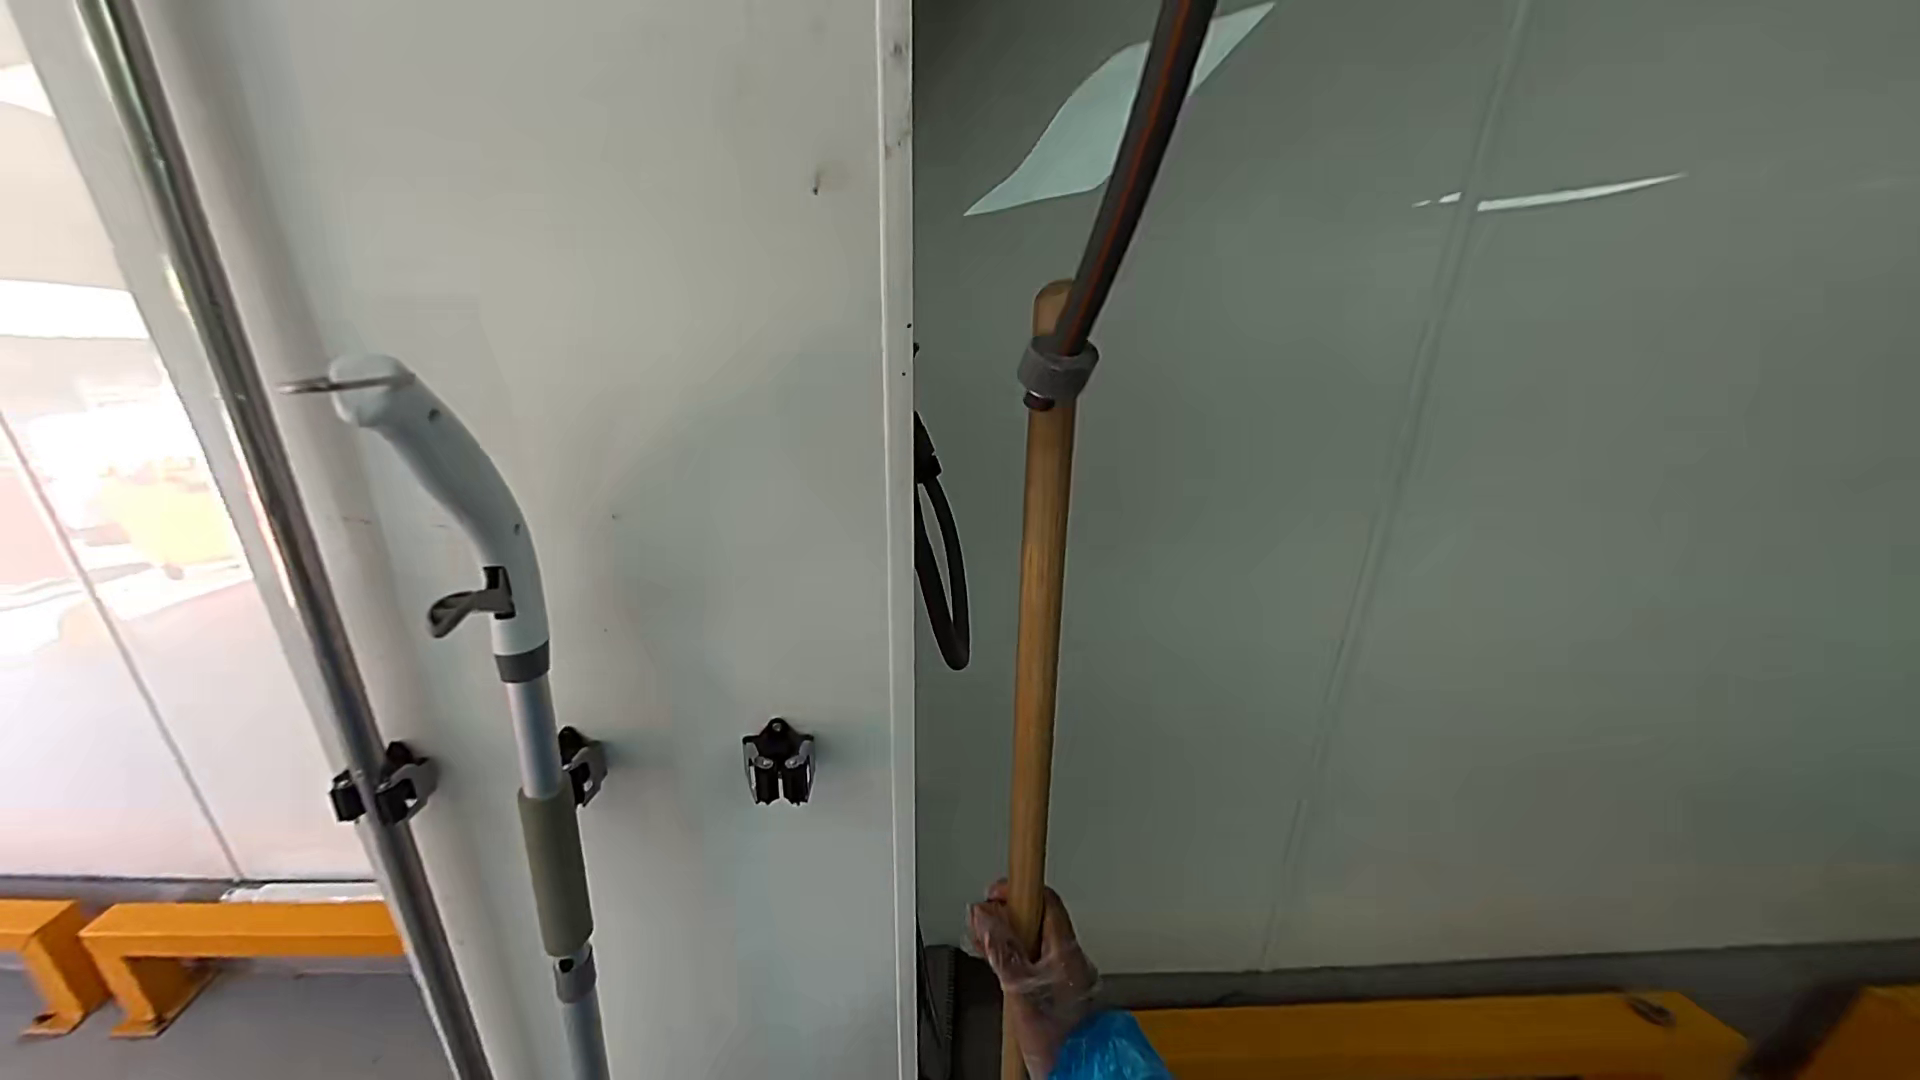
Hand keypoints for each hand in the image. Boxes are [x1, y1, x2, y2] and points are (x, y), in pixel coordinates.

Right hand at [968, 881, 1098, 1078]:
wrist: (1081, 1073)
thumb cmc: (1058, 1040)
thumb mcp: (1020, 990)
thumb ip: (1001, 950)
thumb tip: (983, 914)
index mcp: (1065, 948)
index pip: (1045, 898)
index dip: (1017, 890)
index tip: (995, 893)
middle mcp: (1070, 954)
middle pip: (1038, 915)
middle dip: (1007, 913)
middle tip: (984, 919)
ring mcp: (1068, 971)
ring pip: (1036, 936)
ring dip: (1009, 934)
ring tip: (986, 941)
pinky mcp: (1062, 987)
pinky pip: (1037, 955)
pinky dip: (1017, 953)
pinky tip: (1002, 963)